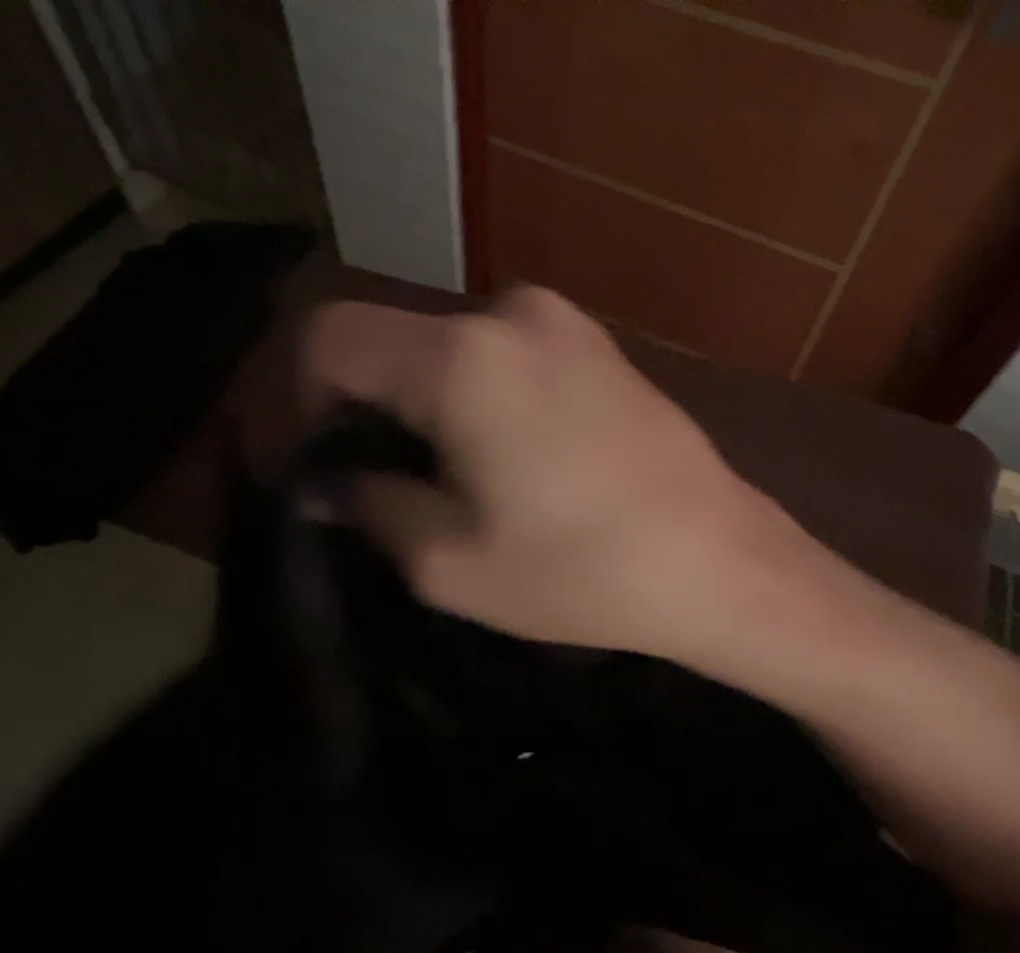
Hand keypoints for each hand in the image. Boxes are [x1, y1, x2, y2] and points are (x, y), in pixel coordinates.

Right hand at [302, 286, 799, 657]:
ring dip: (420, 405)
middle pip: (390, 340)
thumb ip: (367, 505)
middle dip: (362, 407)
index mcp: (461, 358)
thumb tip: (322, 483)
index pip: (329, 336)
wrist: (723, 564)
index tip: (312, 465)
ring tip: (442, 481)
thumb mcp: (449, 562)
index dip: (297, 398)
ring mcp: (561, 321)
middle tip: (371, 484)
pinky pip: (500, 356)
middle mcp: (508, 312)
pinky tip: (502, 461)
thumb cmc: (582, 573)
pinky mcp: (596, 343)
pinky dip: (473, 397)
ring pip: (445, 350)